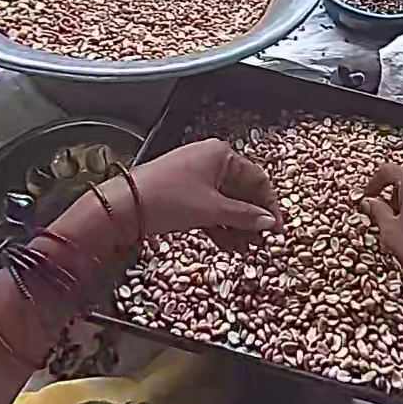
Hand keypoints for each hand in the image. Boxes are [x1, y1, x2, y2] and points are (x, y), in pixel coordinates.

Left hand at [119, 139, 280, 250]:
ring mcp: (196, 175)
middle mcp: (210, 160)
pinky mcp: (184, 191)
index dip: (270, 205)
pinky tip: (228, 244)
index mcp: (222, 154)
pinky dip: (219, 223)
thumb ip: (245, 216)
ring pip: (226, 201)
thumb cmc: (170, 198)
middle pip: (242, 190)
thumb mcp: (212, 209)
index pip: (258, 179)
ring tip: (246, 248)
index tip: (277, 229)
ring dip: (237, 225)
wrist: (125, 205)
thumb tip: (268, 222)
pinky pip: (210, 206)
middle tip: (262, 242)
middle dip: (252, 218)